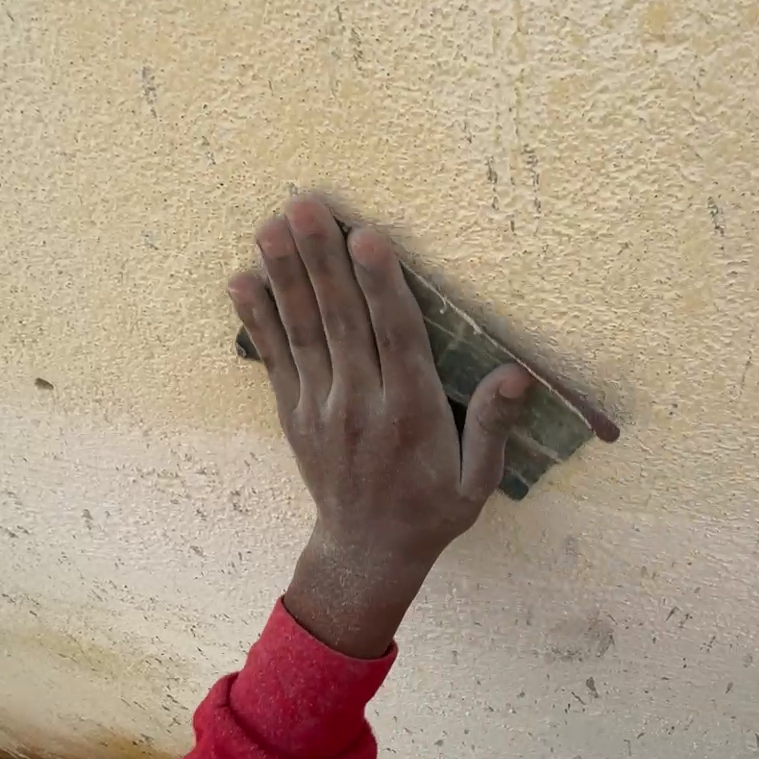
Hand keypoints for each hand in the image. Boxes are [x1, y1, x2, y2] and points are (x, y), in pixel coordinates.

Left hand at [227, 197, 531, 657]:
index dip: (381, 286)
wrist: (367, 552)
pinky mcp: (294, 415)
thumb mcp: (479, 480)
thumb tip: (516, 374)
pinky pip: (273, 360)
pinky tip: (242, 280)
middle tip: (306, 206)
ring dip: (287, 277)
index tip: (367, 236)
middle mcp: (361, 405)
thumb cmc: (433, 509)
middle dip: (324, 261)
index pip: (395, 339)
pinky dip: (257, 320)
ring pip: (303, 333)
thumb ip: (492, 426)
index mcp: (412, 415)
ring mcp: (320, 409)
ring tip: (270, 227)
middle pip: (342, 323)